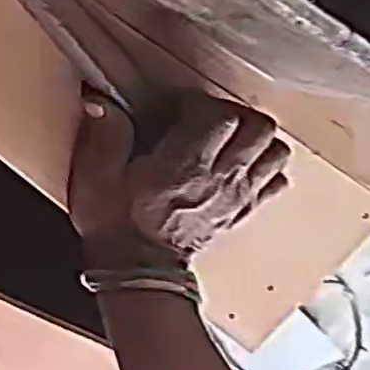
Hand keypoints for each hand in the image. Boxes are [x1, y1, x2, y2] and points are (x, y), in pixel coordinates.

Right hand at [69, 90, 290, 267]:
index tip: (171, 104)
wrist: (135, 267)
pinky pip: (277, 178)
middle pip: (257, 126)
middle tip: (200, 116)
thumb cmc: (112, 222)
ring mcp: (240, 195)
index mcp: (184, 165)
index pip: (217, 115)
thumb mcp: (93, 177)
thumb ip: (103, 137)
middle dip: (230, 113)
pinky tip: (236, 165)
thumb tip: (101, 103)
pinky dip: (263, 164)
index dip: (196, 101)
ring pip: (275, 149)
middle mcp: (222, 176)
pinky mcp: (245, 210)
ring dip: (253, 135)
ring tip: (221, 137)